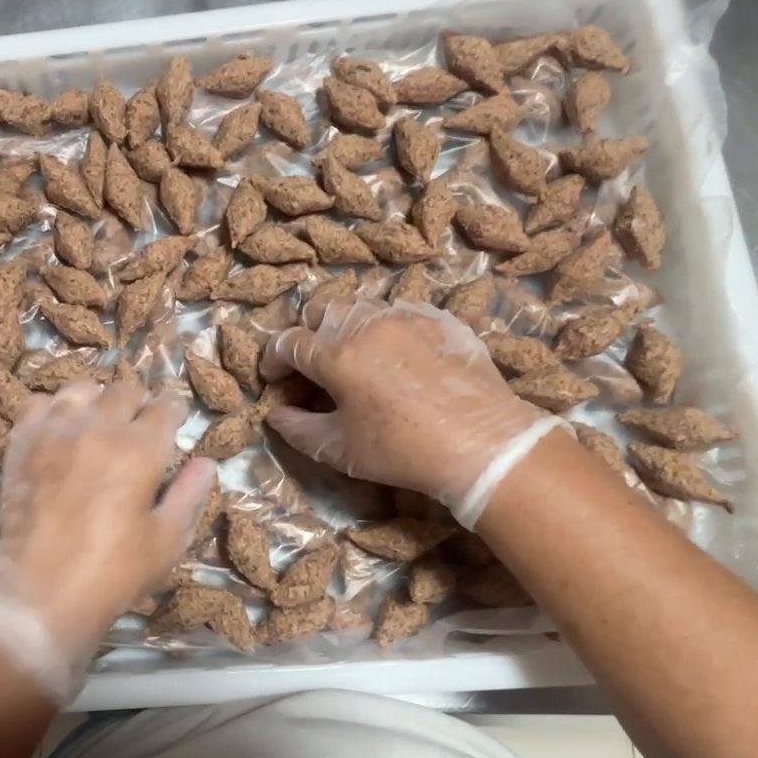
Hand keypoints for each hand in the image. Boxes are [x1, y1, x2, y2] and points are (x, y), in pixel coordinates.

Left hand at [0, 378, 215, 701]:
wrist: (41, 590)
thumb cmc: (113, 572)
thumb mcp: (167, 541)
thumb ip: (188, 495)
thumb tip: (205, 462)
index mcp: (141, 447)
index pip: (165, 406)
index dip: (173, 412)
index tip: (173, 424)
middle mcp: (99, 426)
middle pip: (125, 389)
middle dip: (138, 403)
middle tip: (137, 428)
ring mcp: (55, 429)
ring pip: (82, 388)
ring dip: (97, 400)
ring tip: (97, 424)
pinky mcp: (22, 441)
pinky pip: (39, 403)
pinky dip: (54, 410)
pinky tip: (59, 431)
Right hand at [261, 296, 563, 526]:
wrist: (484, 444)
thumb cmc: (402, 450)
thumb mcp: (339, 449)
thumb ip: (297, 429)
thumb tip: (276, 415)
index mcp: (336, 354)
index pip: (288, 342)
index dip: (273, 360)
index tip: (274, 380)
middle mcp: (366, 324)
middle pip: (319, 310)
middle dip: (305, 334)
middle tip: (310, 367)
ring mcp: (406, 316)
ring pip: (359, 307)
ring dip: (343, 329)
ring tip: (352, 361)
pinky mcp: (439, 319)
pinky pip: (399, 312)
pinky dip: (383, 330)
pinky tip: (393, 359)